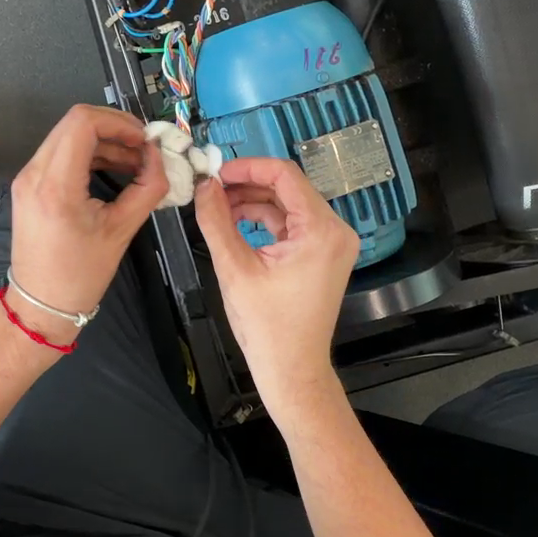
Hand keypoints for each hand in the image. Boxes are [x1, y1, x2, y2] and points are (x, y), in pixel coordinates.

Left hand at [7, 106, 167, 342]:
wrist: (41, 304)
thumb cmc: (81, 275)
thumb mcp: (122, 231)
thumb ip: (147, 189)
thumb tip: (160, 158)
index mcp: (56, 186)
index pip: (82, 123)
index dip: (119, 122)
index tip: (144, 140)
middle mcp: (34, 173)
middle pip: (75, 122)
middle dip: (115, 128)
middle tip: (144, 148)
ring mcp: (27, 177)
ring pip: (68, 135)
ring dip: (104, 141)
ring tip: (136, 162)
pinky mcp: (29, 184)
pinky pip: (61, 153)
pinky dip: (89, 154)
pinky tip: (115, 169)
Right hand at [193, 158, 357, 403]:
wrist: (292, 369)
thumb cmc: (266, 326)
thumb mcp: (234, 268)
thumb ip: (216, 220)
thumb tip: (203, 186)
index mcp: (320, 230)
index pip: (285, 175)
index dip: (247, 167)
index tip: (215, 172)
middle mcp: (334, 230)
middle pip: (287, 187)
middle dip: (246, 185)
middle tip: (210, 189)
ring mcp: (331, 242)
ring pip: (287, 203)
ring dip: (252, 201)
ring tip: (216, 208)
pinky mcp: (322, 253)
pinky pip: (291, 223)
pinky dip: (263, 219)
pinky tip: (234, 224)